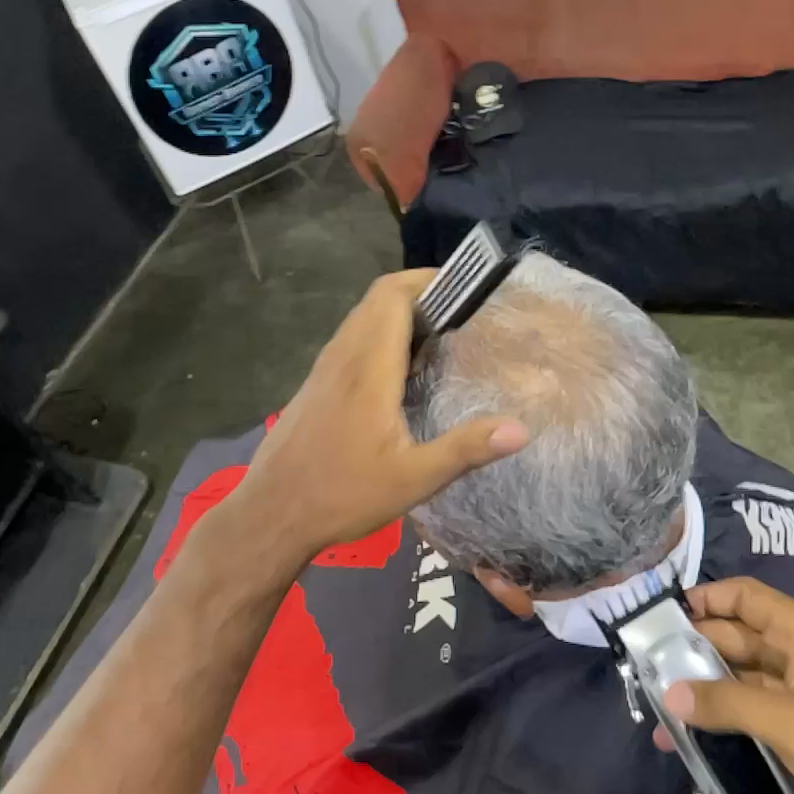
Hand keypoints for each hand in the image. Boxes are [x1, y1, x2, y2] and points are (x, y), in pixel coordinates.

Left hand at [222, 269, 529, 561]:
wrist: (272, 513)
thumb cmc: (342, 495)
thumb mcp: (413, 479)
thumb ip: (466, 449)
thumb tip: (521, 429)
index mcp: (369, 368)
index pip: (393, 296)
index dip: (427, 280)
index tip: (466, 288)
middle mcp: (344, 356)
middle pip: (378, 298)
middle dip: (420, 293)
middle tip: (462, 314)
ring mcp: (325, 369)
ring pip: (362, 317)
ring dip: (398, 313)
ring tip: (440, 337)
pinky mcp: (316, 384)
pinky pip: (351, 339)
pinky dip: (380, 335)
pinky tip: (401, 372)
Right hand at [654, 578, 793, 793]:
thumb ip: (729, 703)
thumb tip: (669, 691)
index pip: (746, 597)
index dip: (705, 598)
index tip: (660, 619)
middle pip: (735, 642)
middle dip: (692, 657)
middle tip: (646, 679)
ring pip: (738, 688)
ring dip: (703, 705)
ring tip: (663, 732)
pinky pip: (751, 729)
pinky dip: (725, 741)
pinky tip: (699, 772)